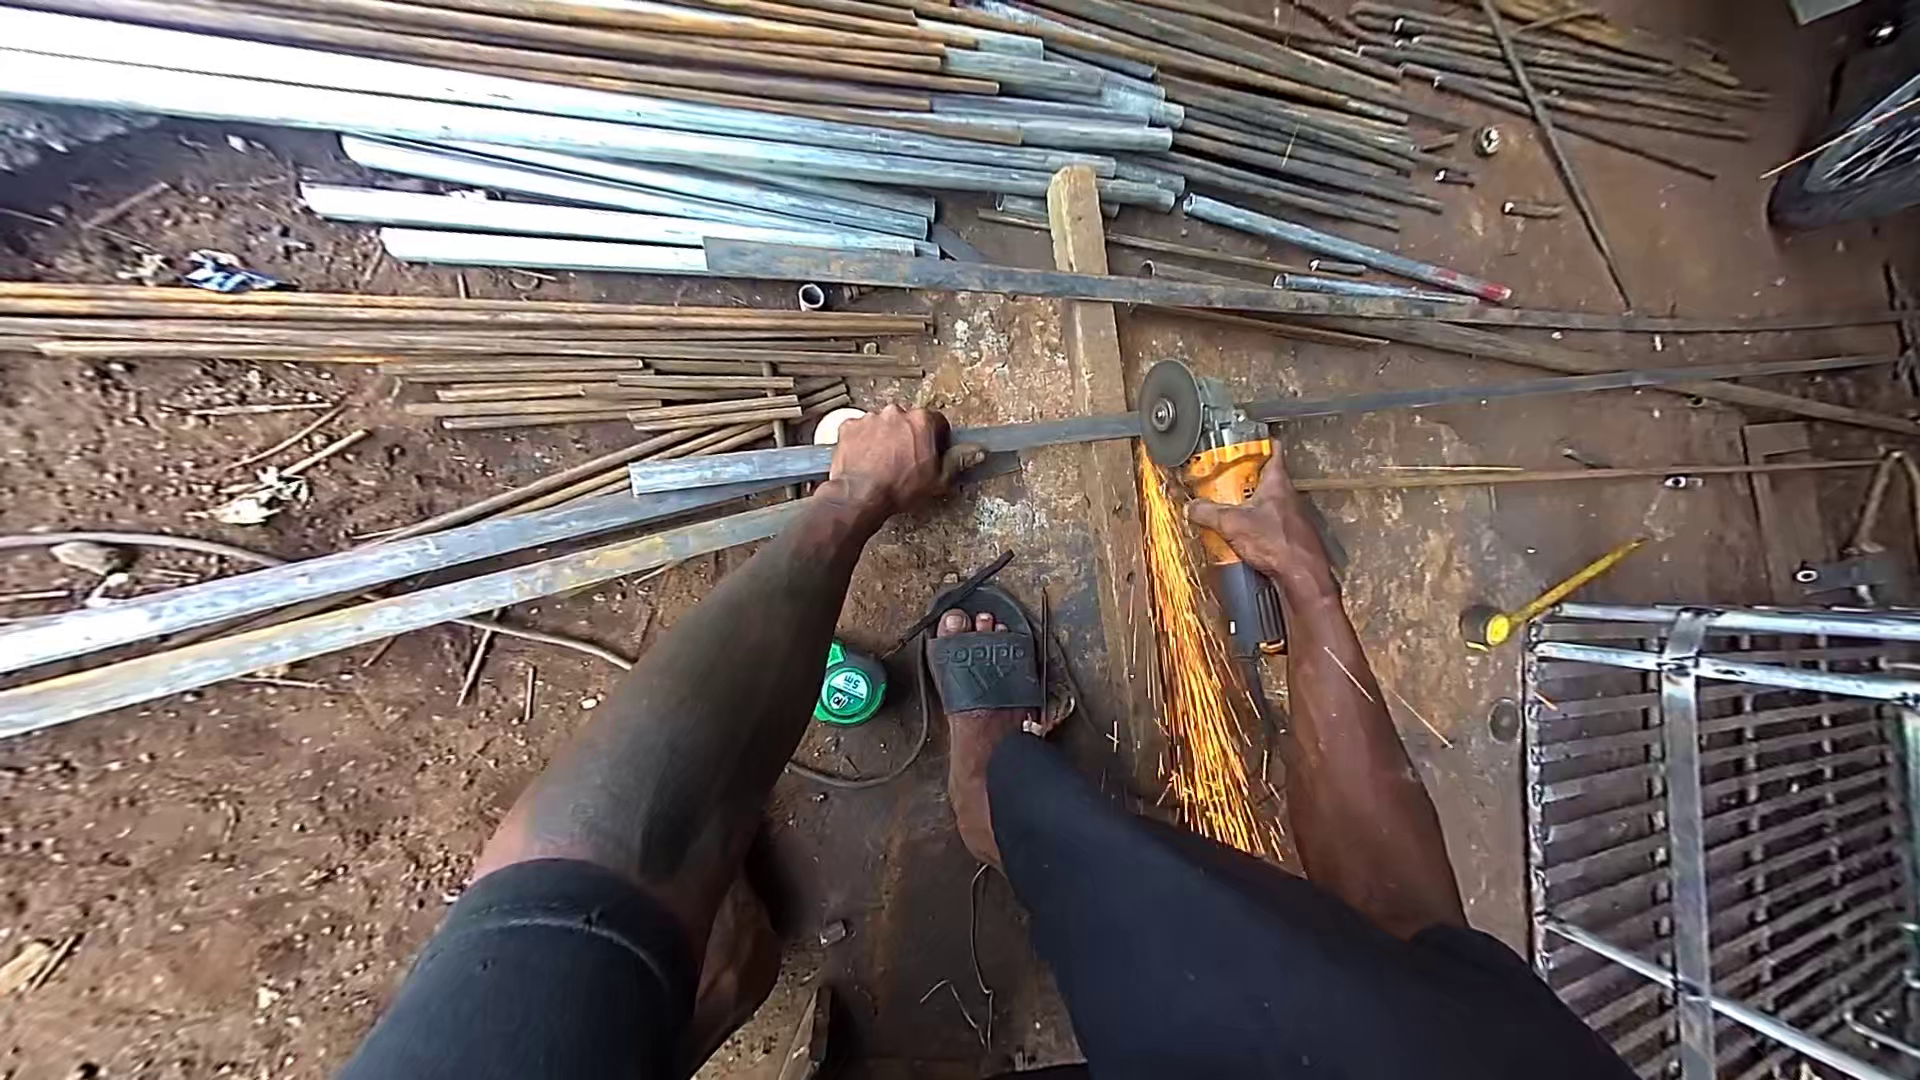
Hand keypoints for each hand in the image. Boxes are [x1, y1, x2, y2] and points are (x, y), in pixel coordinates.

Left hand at [823, 405, 981, 522]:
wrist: (861, 495)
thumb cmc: (899, 488)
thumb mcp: (938, 479)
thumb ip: (959, 460)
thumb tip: (979, 451)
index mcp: (921, 421)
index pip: (936, 422)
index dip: (935, 439)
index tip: (930, 453)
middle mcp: (896, 413)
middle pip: (908, 421)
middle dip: (908, 437)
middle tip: (906, 461)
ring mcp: (871, 418)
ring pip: (883, 425)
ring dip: (886, 438)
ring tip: (883, 463)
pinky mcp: (850, 427)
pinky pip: (860, 430)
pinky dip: (863, 441)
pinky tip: (866, 460)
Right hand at [1187, 449, 1336, 597]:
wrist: (1302, 575)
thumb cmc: (1279, 545)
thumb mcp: (1232, 524)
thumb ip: (1208, 512)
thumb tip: (1192, 507)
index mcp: (1277, 484)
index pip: (1273, 452)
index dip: (1260, 444)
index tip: (1247, 442)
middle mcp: (1287, 497)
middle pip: (1263, 479)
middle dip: (1242, 480)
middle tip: (1223, 482)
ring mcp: (1290, 516)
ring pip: (1265, 502)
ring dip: (1247, 504)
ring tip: (1227, 511)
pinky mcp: (1288, 535)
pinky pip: (1266, 523)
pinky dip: (1252, 526)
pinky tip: (1240, 537)